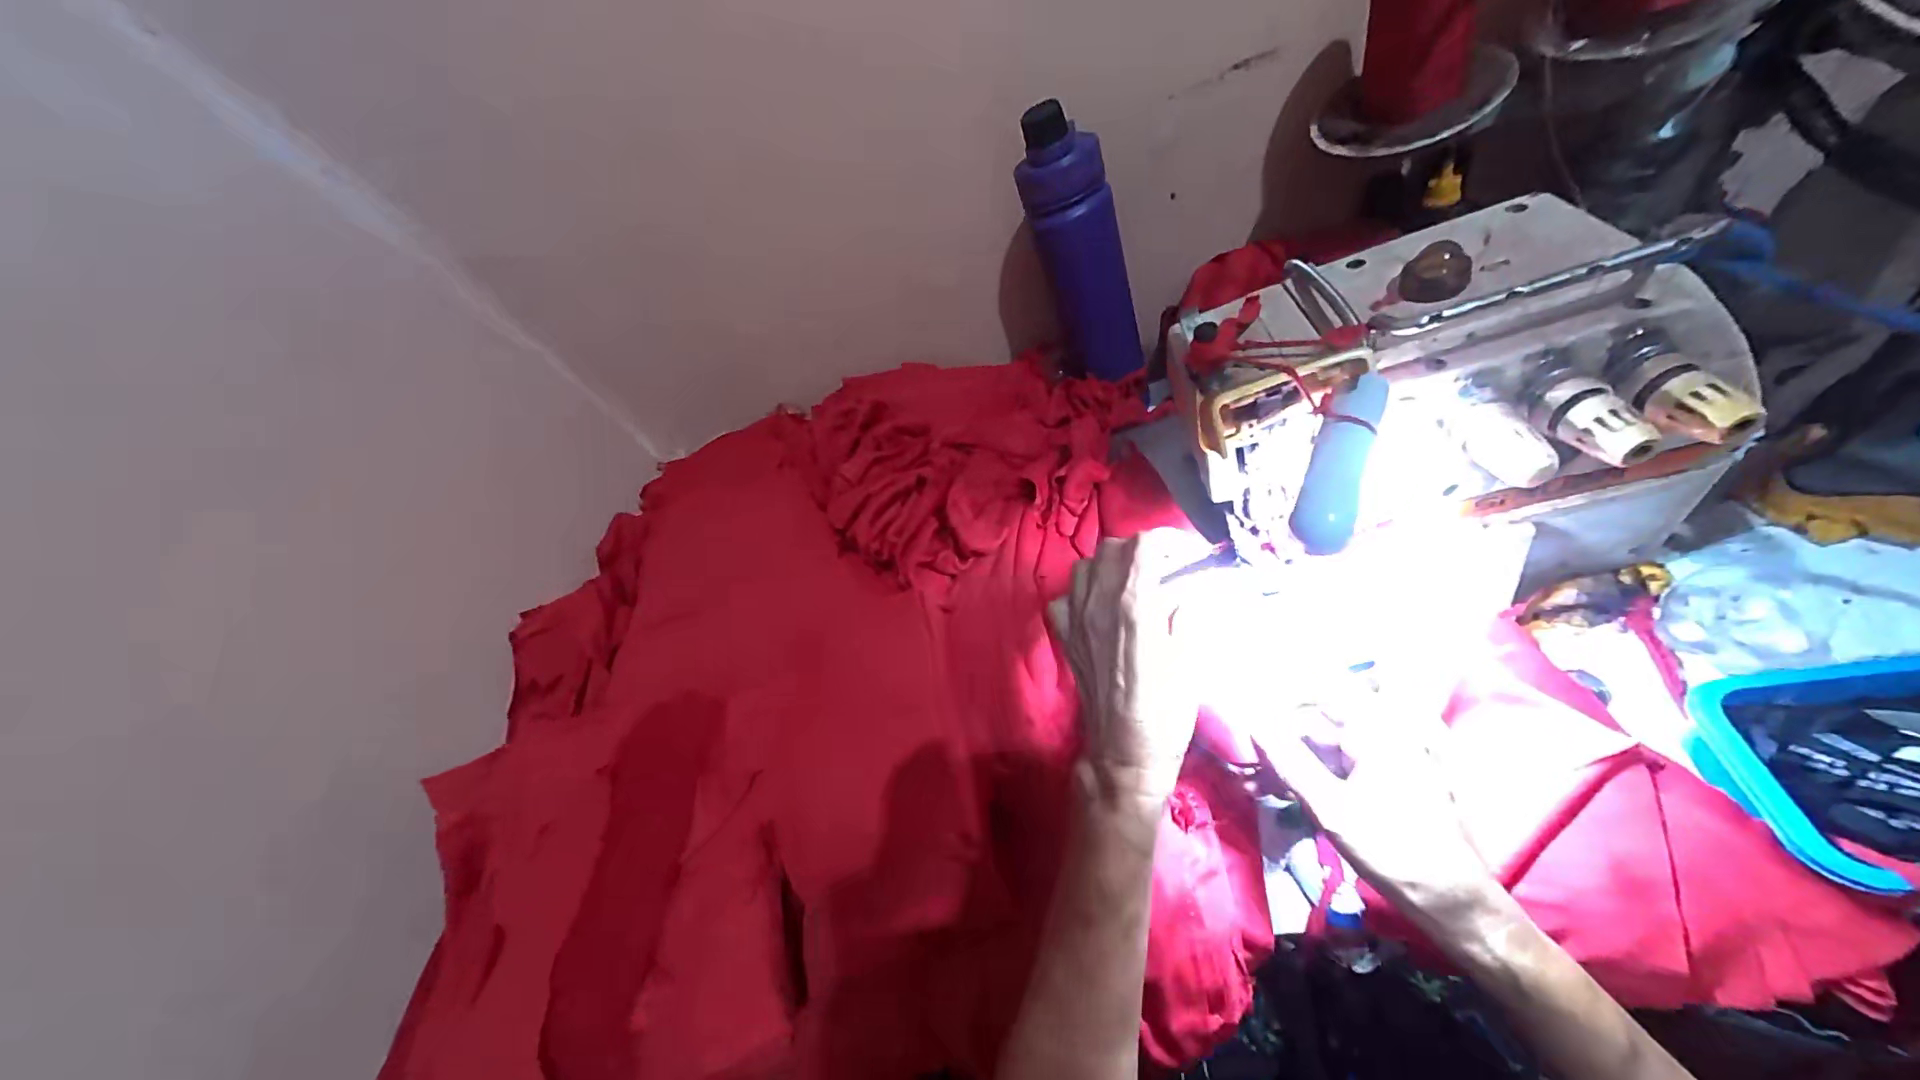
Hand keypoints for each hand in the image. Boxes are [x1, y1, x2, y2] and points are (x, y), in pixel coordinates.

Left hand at [1048, 530, 1205, 805]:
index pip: (1143, 545)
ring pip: (1084, 566)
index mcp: (1133, 605)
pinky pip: (1065, 597)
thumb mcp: (1193, 656)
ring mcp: (1075, 619)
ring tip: (1133, 579)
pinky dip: (1082, 591)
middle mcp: (1096, 604)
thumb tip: (1190, 585)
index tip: (1188, 551)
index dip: (1169, 539)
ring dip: (1109, 564)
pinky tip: (1100, 605)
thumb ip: (1188, 611)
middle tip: (1166, 563)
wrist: (1123, 752)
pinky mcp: (1064, 637)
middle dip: (1141, 547)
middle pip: (1112, 548)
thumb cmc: (1166, 711)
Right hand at [1255, 683, 1497, 930]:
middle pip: (1323, 721)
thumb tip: (1254, 724)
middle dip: (1284, 738)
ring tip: (1261, 782)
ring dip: (1296, 758)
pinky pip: (1344, 762)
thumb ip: (1289, 761)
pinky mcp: (1393, 779)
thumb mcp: (1329, 807)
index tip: (1254, 722)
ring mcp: (1393, 757)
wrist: (1451, 901)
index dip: (1283, 702)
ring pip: (1330, 744)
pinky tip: (1290, 792)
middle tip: (1251, 764)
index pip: (1322, 693)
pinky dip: (1316, 772)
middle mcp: (1389, 734)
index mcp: (1378, 732)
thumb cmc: (1391, 849)